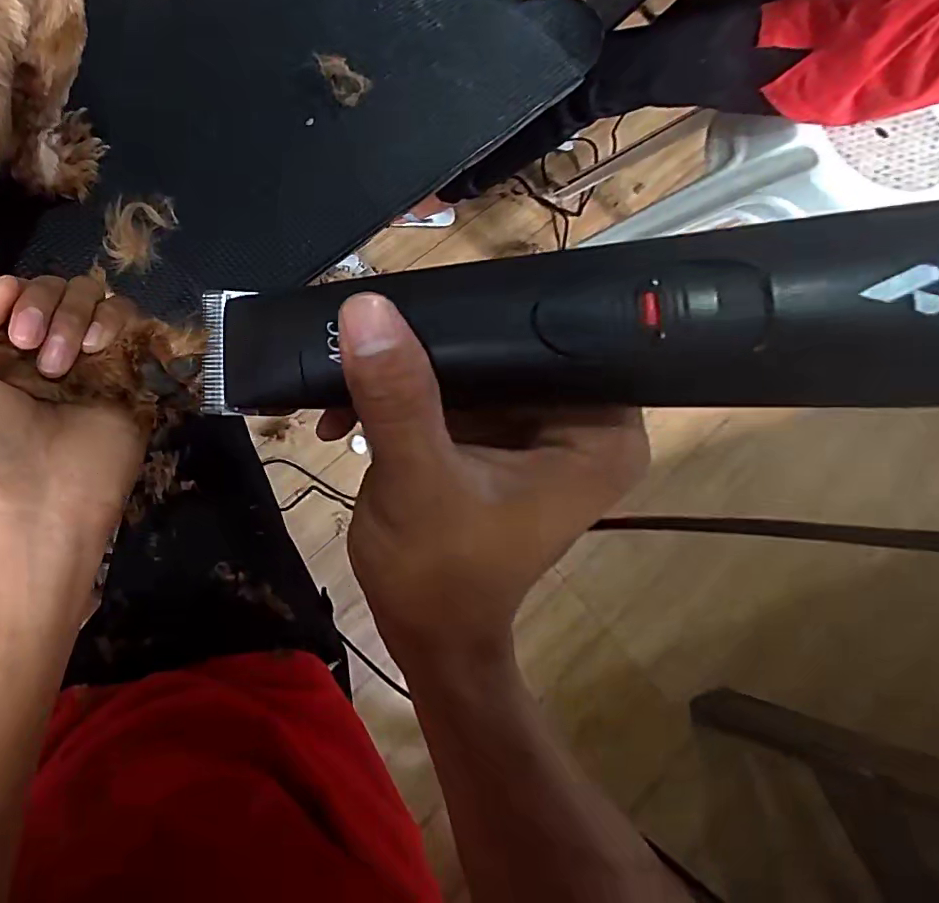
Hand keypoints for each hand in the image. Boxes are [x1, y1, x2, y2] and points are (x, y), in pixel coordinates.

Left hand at [0, 275, 145, 567]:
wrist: (34, 500)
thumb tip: (5, 286)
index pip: (8, 290)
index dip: (9, 296)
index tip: (8, 331)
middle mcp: (37, 349)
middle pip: (49, 286)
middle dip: (40, 305)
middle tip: (29, 346)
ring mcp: (82, 356)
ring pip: (87, 293)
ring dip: (73, 315)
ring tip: (61, 365)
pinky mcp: (121, 367)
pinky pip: (123, 314)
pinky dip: (111, 316)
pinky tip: (97, 346)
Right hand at [320, 294, 648, 659]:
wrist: (421, 633)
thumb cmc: (437, 574)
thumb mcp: (417, 479)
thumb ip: (398, 397)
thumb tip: (367, 309)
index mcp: (596, 431)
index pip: (547, 337)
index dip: (478, 316)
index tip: (406, 305)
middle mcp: (574, 421)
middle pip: (498, 349)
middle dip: (422, 349)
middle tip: (359, 341)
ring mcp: (529, 430)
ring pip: (463, 368)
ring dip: (399, 374)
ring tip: (343, 385)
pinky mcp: (490, 440)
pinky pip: (444, 394)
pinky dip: (397, 398)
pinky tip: (349, 412)